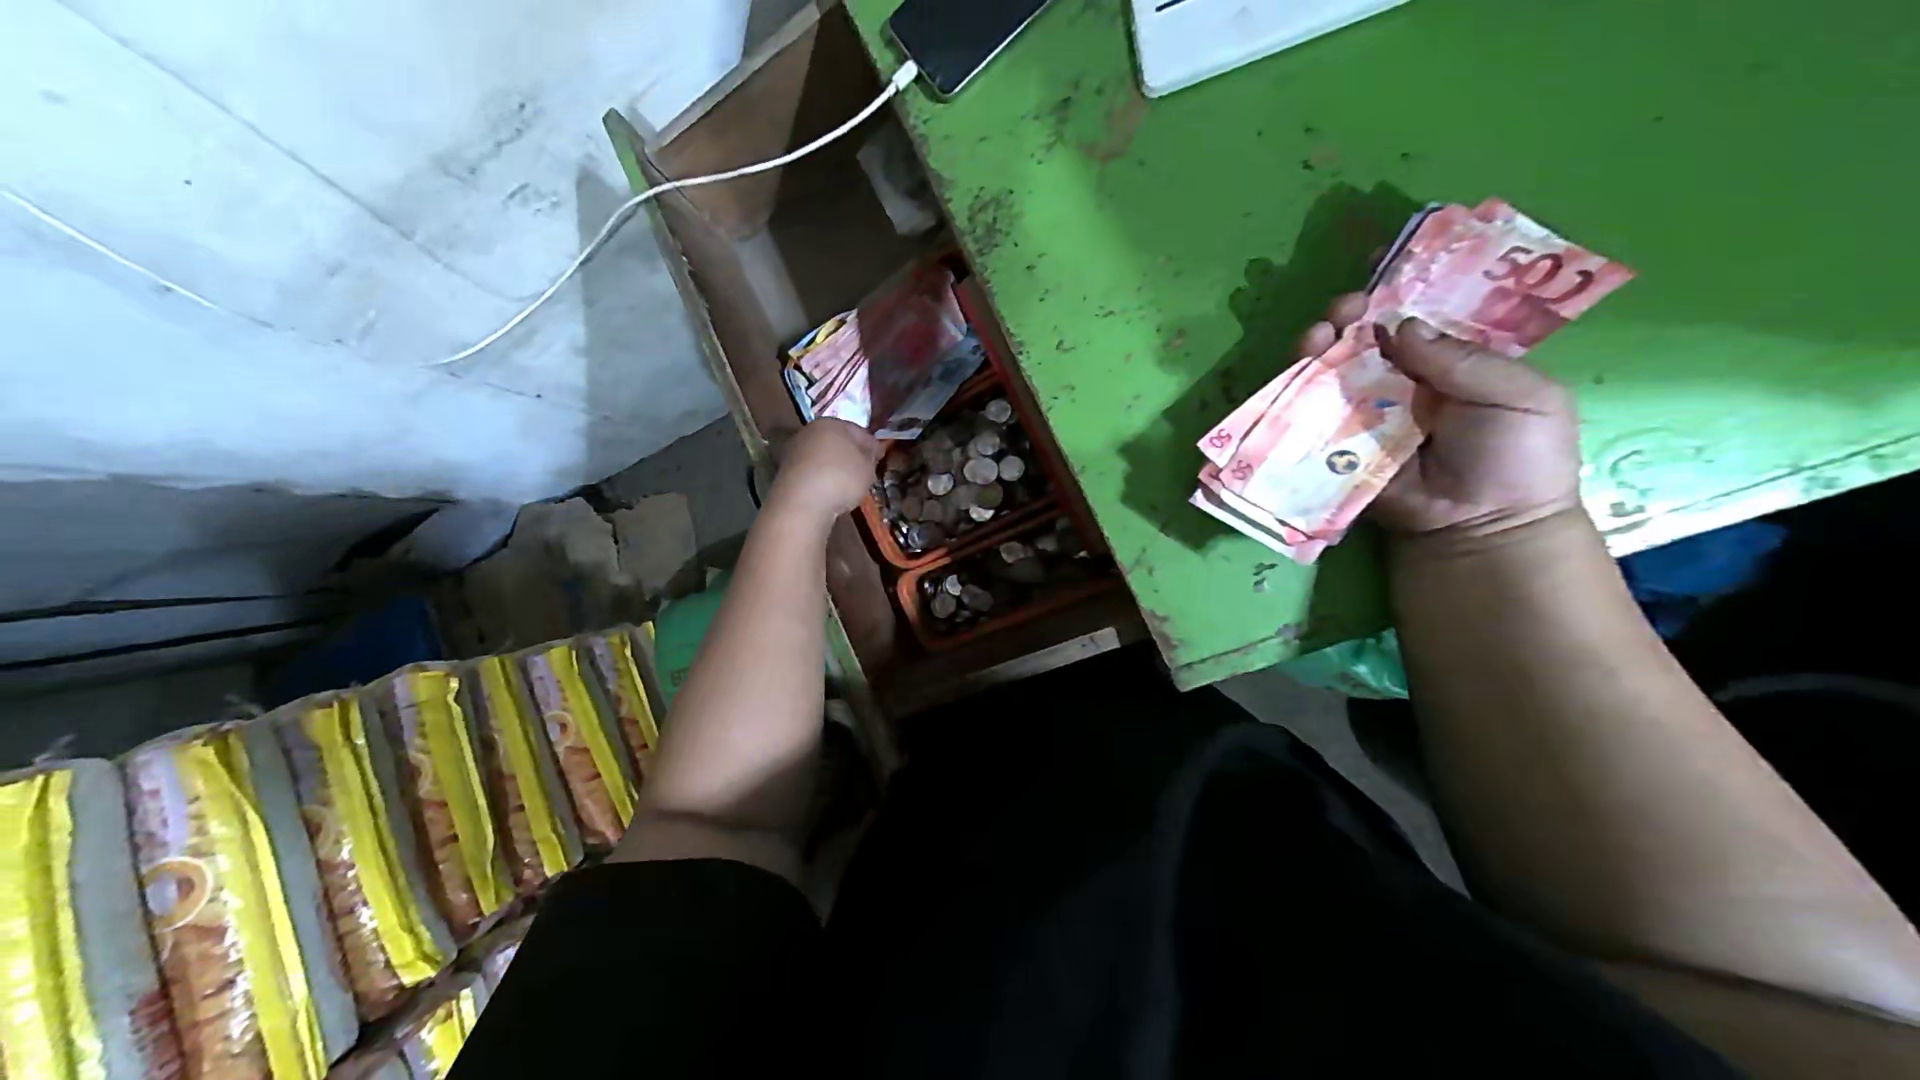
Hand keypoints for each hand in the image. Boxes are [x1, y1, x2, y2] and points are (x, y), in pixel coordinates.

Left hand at [767, 420, 881, 519]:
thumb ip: (870, 457)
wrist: (802, 502)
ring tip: (849, 483)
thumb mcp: (867, 468)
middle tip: (865, 469)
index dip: (872, 445)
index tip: (880, 457)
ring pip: (823, 456)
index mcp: (831, 423)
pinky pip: (812, 471)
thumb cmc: (841, 477)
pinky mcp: (786, 471)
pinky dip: (822, 478)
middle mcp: (809, 431)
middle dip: (851, 454)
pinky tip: (830, 490)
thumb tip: (868, 453)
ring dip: (835, 466)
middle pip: (837, 441)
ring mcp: (795, 451)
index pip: (859, 431)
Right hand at [1299, 294, 1581, 538]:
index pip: (1418, 318)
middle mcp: (1403, 382)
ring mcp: (1366, 414)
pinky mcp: (1339, 445)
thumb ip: (1465, 360)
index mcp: (1451, 363)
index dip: (1396, 293)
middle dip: (1350, 317)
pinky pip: (1315, 414)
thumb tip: (1402, 326)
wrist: (1483, 525)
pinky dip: (1302, 390)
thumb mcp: (1523, 395)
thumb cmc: (1518, 457)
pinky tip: (1302, 370)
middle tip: (1344, 309)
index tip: (1378, 272)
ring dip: (1320, 347)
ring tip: (1315, 336)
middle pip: (1367, 340)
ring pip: (1334, 371)